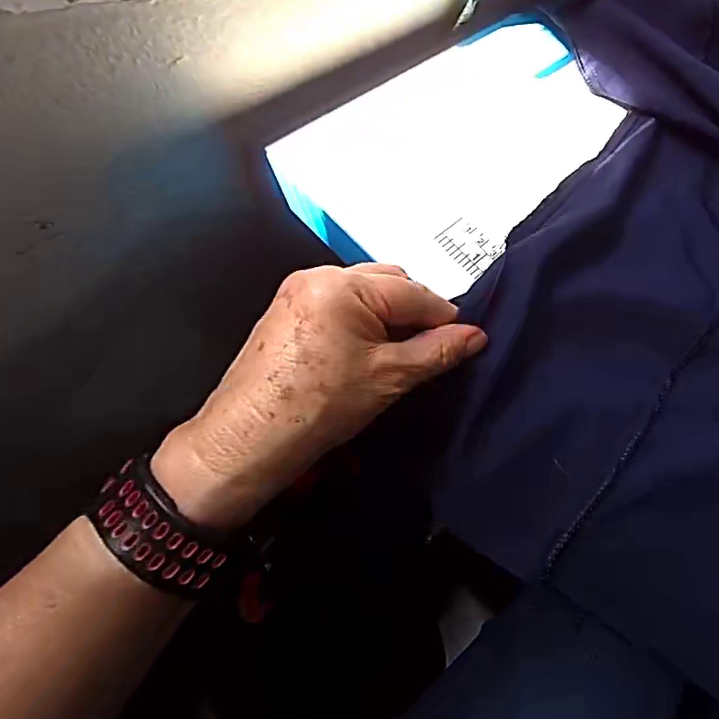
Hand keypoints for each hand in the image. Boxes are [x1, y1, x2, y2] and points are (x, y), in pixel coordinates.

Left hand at [150, 264, 486, 529]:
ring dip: (388, 320)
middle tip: (432, 351)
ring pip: (364, 296)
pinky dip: (362, 325)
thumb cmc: (306, 410)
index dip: (445, 317)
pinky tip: (368, 357)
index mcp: (341, 286)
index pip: (414, 291)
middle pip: (389, 284)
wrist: (248, 439)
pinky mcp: (289, 314)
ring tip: (398, 359)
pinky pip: (339, 307)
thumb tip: (470, 337)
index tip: (464, 339)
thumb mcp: (388, 378)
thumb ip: (436, 351)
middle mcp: (316, 279)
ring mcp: (298, 294)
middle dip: (415, 315)